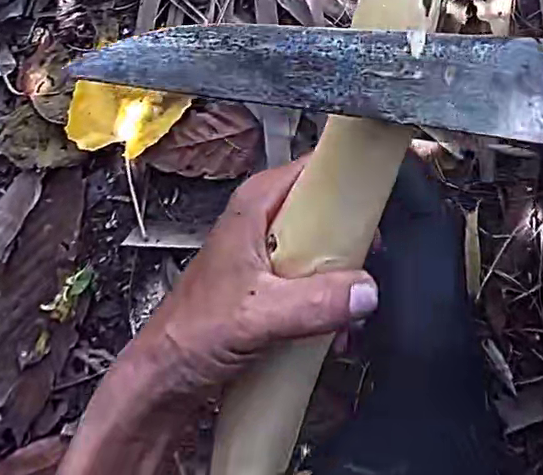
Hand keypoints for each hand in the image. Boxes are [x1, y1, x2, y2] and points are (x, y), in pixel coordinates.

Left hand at [121, 158, 379, 402]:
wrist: (166, 375)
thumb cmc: (190, 332)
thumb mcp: (259, 313)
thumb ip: (315, 302)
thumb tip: (364, 290)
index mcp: (257, 202)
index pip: (315, 168)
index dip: (349, 179)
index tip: (376, 199)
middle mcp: (264, 216)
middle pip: (326, 207)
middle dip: (352, 239)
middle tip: (367, 261)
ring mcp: (268, 246)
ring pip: (323, 242)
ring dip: (342, 275)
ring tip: (348, 305)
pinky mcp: (272, 276)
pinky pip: (314, 272)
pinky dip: (329, 294)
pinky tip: (333, 324)